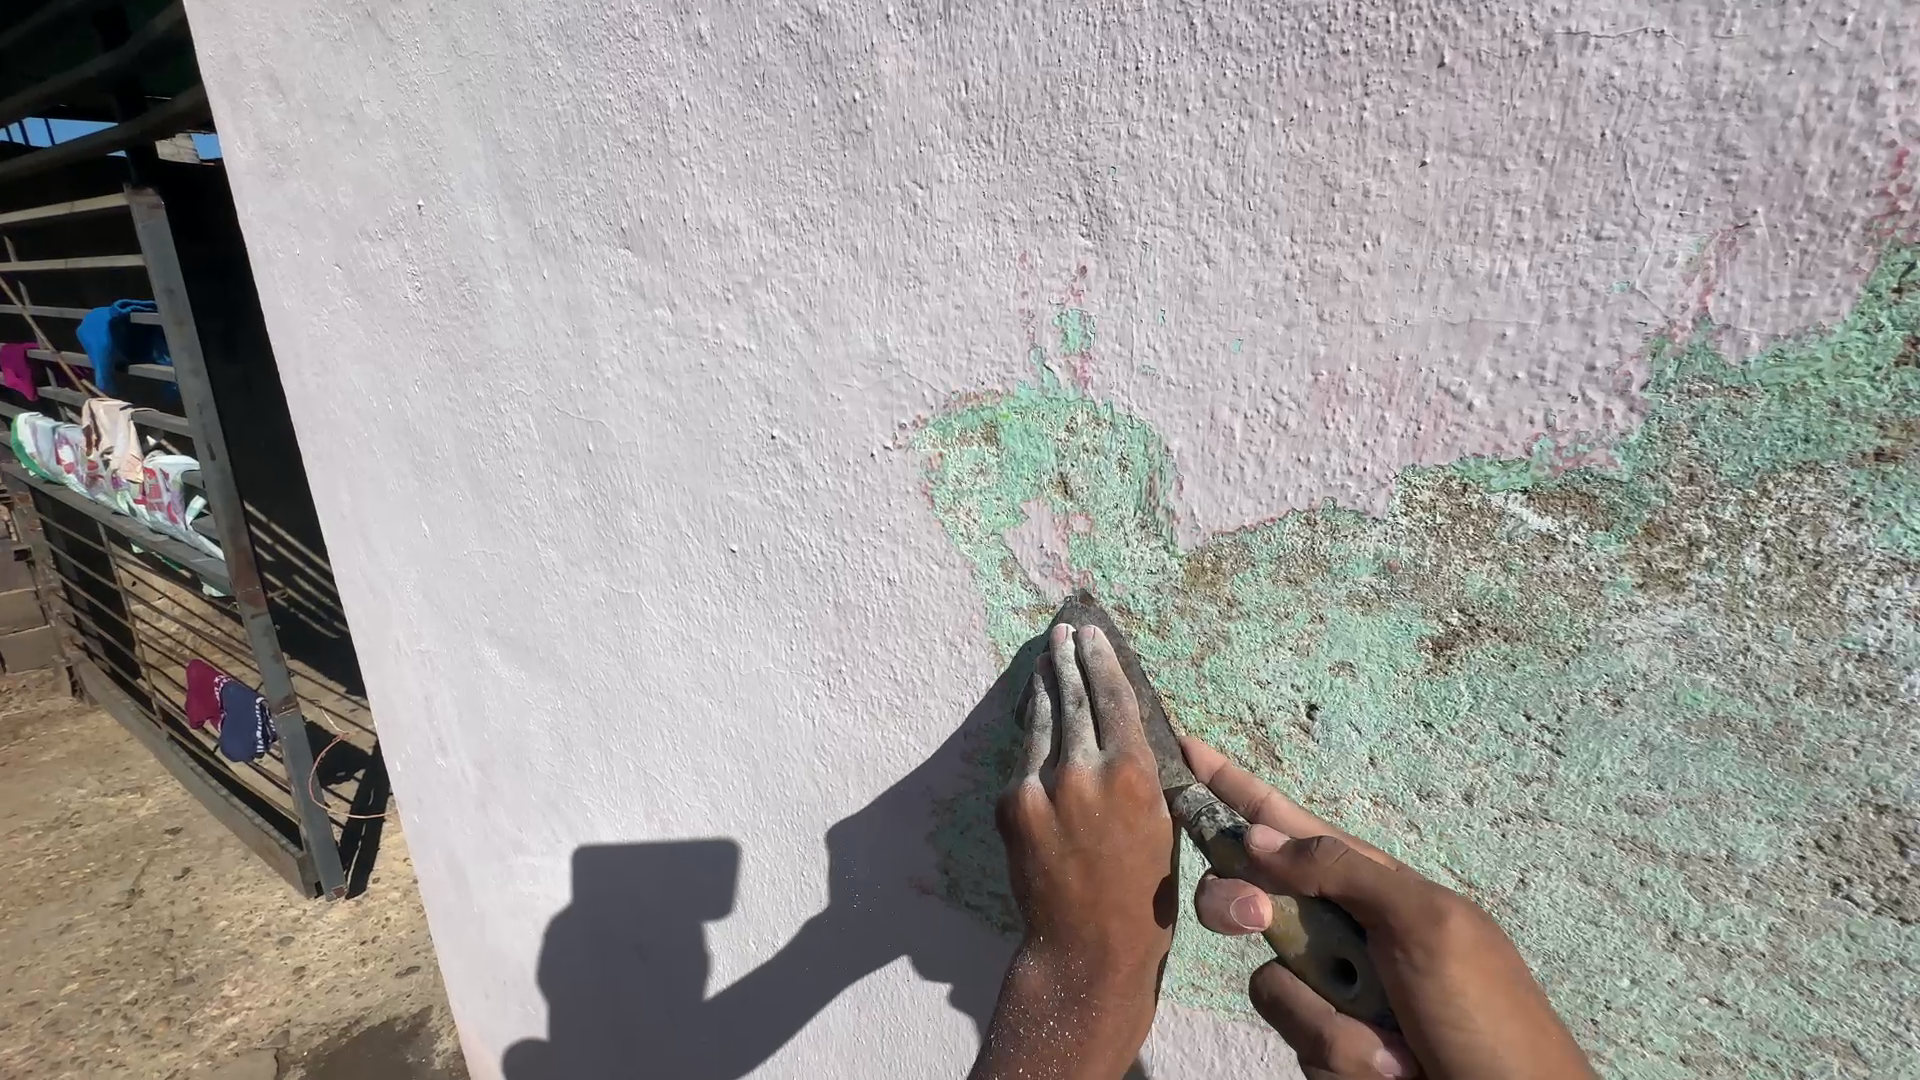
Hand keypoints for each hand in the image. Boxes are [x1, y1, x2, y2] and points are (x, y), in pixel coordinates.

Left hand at [970, 623, 1175, 1079]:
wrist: (1084, 947)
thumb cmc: (1143, 892)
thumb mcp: (1161, 823)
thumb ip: (1139, 770)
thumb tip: (1119, 722)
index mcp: (1130, 774)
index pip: (1114, 698)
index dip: (1102, 661)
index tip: (1094, 635)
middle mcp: (1082, 771)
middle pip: (1073, 698)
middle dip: (1068, 658)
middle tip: (1064, 631)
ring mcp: (1039, 786)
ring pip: (1041, 718)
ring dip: (1044, 683)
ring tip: (1046, 656)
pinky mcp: (1011, 803)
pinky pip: (1024, 753)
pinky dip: (1030, 727)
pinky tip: (1032, 707)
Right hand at [1182, 738, 1595, 1079]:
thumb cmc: (1486, 1016)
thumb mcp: (1426, 926)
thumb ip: (1338, 870)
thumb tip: (1255, 836)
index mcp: (1363, 882)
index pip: (1282, 820)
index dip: (1231, 784)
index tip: (1185, 746)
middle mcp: (1334, 926)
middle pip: (1246, 892)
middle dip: (1236, 905)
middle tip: (1254, 923)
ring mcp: (1328, 986)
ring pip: (1269, 978)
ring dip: (1329, 1016)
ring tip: (1391, 1048)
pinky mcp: (1324, 1039)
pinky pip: (1297, 1033)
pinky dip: (1343, 1054)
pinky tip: (1390, 1069)